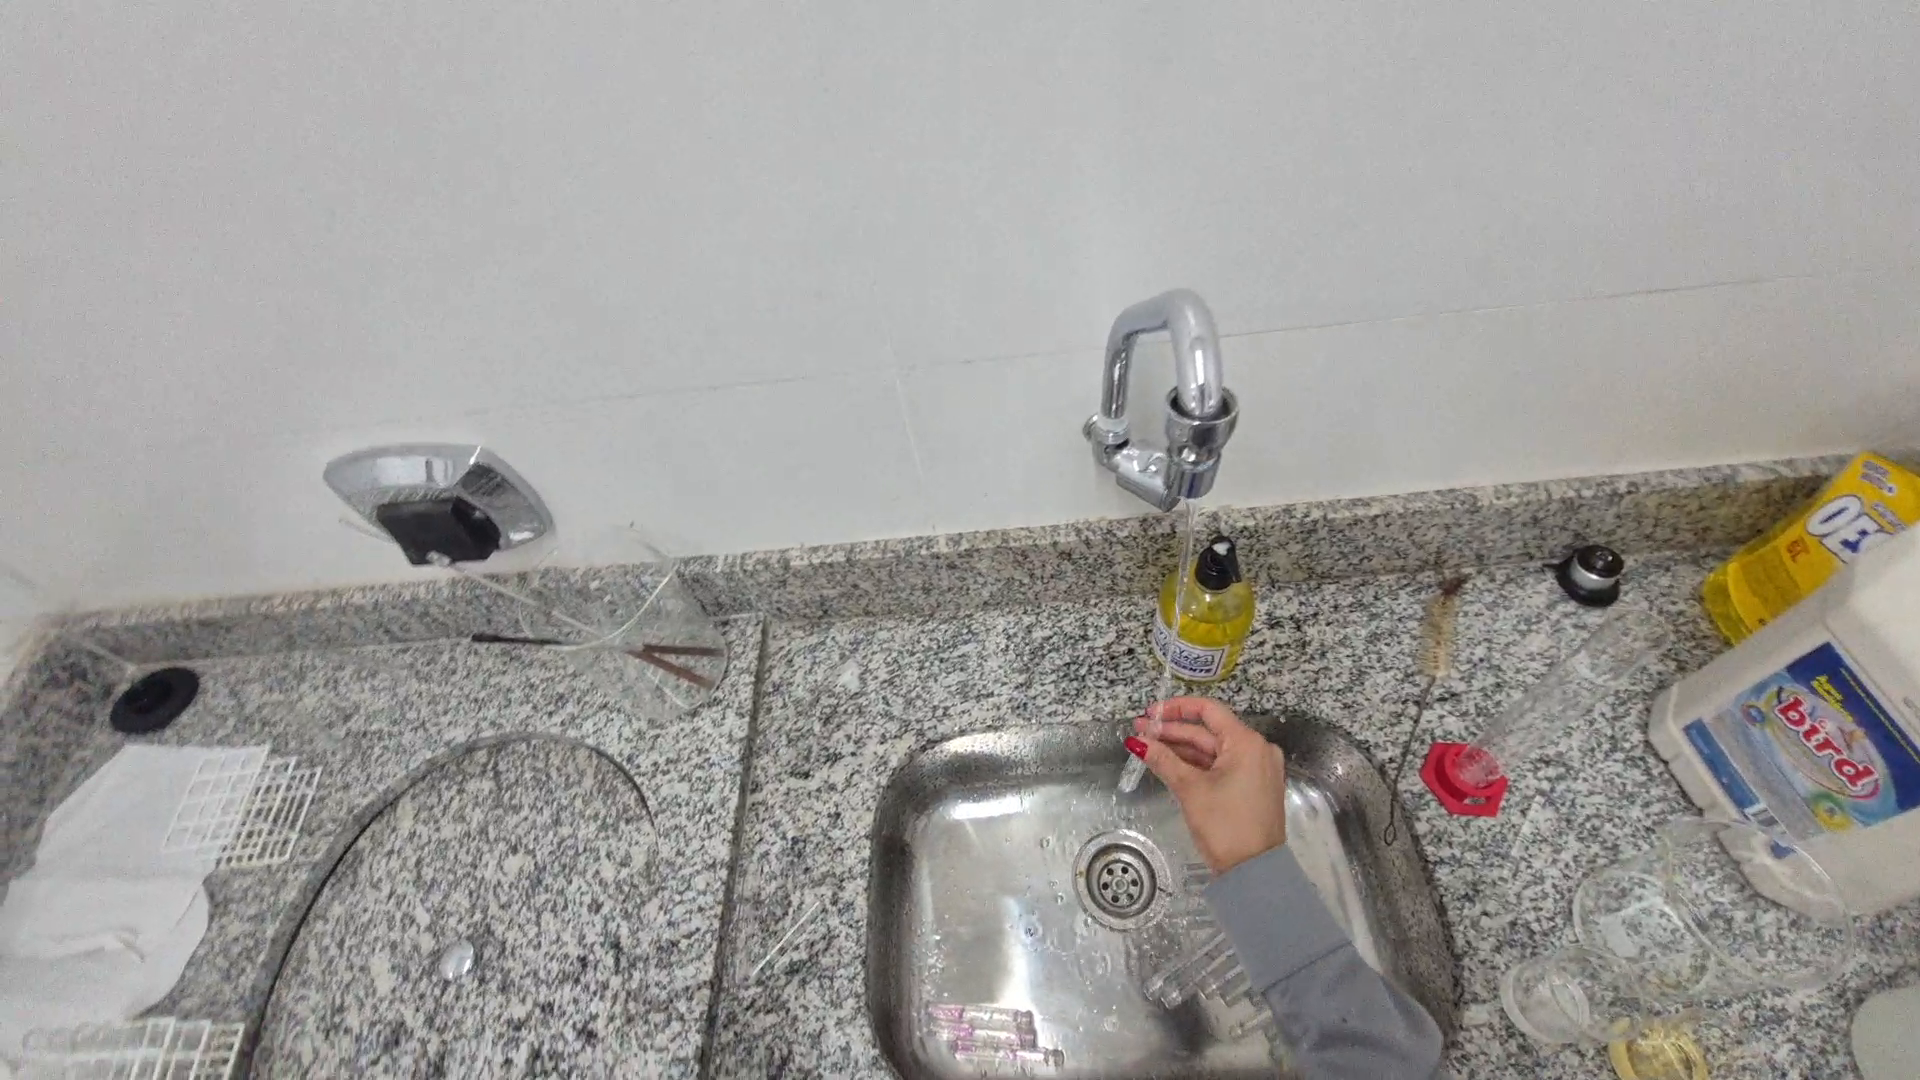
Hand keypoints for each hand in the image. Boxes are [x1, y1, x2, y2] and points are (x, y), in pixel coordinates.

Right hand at [1126, 697, 1287, 874]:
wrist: (1255, 874)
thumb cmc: (1225, 825)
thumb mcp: (1190, 789)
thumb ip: (1163, 759)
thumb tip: (1137, 741)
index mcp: (1246, 742)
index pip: (1208, 710)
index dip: (1175, 708)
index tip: (1150, 714)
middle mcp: (1256, 749)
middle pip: (1207, 731)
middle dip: (1171, 732)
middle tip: (1138, 732)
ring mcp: (1256, 769)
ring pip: (1211, 750)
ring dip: (1180, 748)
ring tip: (1147, 747)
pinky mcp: (1252, 786)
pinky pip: (1220, 765)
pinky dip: (1195, 764)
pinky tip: (1168, 762)